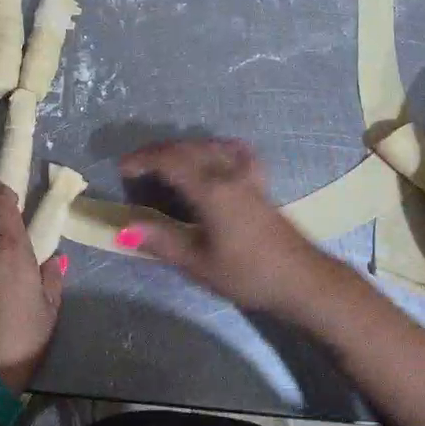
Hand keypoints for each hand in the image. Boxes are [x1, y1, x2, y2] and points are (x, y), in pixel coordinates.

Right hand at [119, 138, 342, 315]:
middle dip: (157, 152)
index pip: (169, 160)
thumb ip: (162, 241)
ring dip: (181, 148)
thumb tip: (125, 228)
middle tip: (136, 167)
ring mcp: (246, 174)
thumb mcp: (199, 264)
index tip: (122, 168)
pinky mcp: (259, 181)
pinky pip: (233, 151)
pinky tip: (213, 153)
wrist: (301, 279)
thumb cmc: (248, 274)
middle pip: (186, 148)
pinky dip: (215, 147)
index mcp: (210, 189)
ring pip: (207, 146)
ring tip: (165, 163)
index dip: (142, 160)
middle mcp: (226, 172)